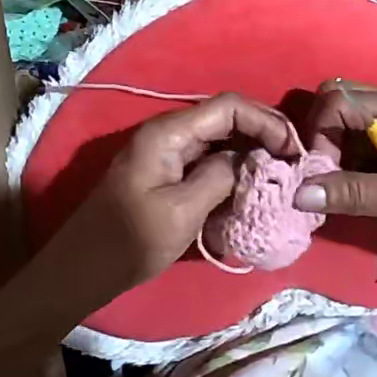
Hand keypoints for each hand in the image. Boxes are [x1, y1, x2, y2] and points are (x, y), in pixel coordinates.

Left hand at [37, 92, 297, 311]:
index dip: (266, 121)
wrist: (82, 270)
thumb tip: (251, 161)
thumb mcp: (182, 211)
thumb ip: (220, 177)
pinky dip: (234, 171)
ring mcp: (168, 154)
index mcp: (169, 133)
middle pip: (227, 119)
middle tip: (294, 163)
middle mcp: (169, 134)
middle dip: (263, 135)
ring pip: (221, 141)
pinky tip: (253, 189)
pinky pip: (209, 162)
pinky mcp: (169, 175)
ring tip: (281, 176)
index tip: (293, 150)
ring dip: (251, 154)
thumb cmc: (129, 241)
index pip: (229, 107)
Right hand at [294, 82, 376, 284]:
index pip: (339, 99)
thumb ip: (353, 193)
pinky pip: (367, 143)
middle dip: (325, 139)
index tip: (321, 174)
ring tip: (338, 190)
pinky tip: (355, 189)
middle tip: (325, 179)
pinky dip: (353, 163)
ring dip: (337, 154)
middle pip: (343, 104)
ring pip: (352, 125)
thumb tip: (298, 194)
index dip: (321, 134)